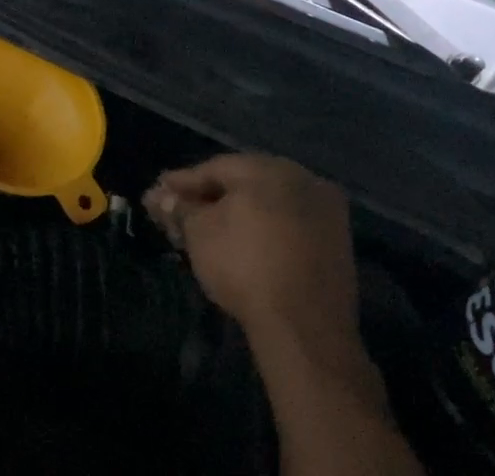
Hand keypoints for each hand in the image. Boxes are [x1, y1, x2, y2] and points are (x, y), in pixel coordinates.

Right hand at [143, 154, 356, 338]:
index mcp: (269, 168)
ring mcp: (325, 211)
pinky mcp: (337, 242)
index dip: (182, 182)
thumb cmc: (244, 266)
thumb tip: (162, 196)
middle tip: (180, 212)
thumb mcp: (199, 233)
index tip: (156, 194)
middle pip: (244, 182)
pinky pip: (289, 224)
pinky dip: (264, 229)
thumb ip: (179, 208)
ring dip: (237, 213)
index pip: (215, 168)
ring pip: (269, 203)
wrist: (305, 326)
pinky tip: (244, 243)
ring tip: (207, 229)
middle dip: (210, 197)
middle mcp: (303, 179)